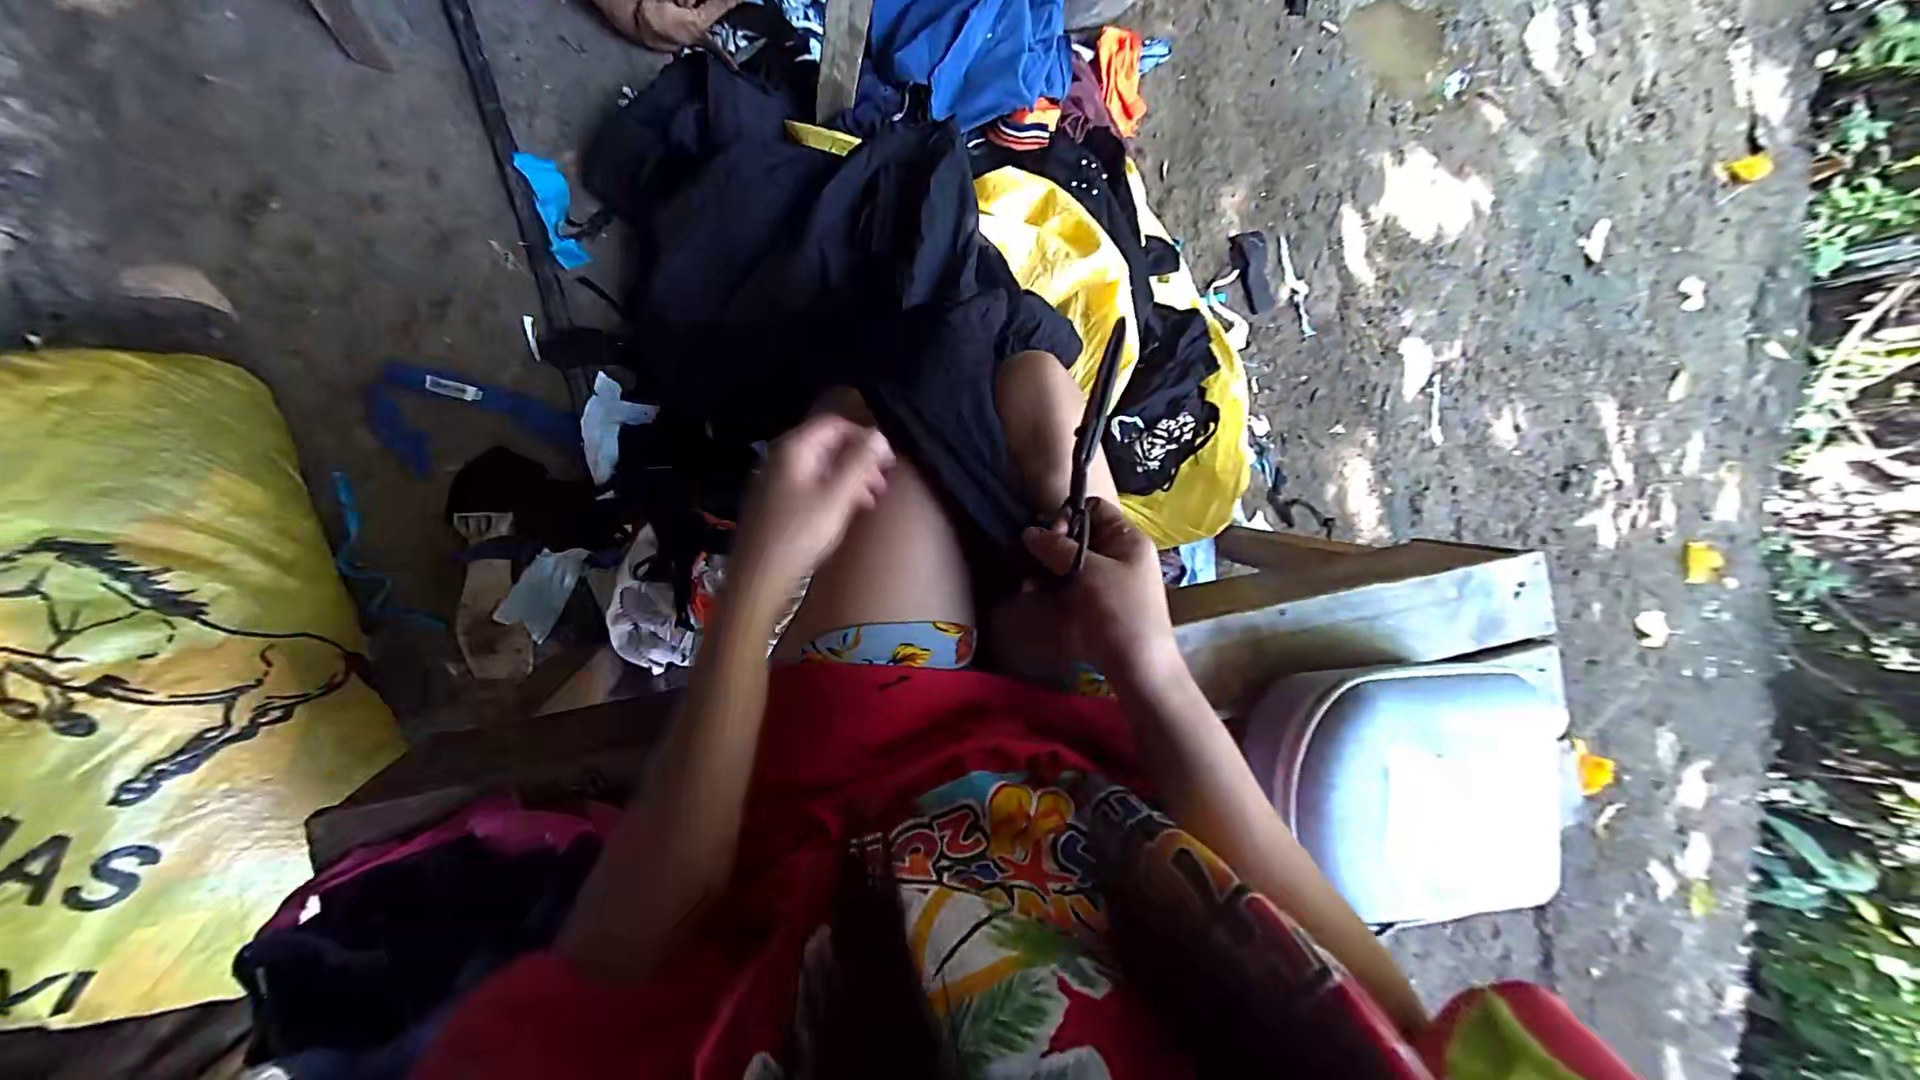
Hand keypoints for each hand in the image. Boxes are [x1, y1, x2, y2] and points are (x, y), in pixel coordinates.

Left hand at [732, 414, 893, 588]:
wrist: (760, 576)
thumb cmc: (799, 535)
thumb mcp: (837, 496)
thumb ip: (860, 463)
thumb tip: (879, 436)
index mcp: (794, 450)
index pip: (834, 425)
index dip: (864, 437)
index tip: (887, 458)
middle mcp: (782, 459)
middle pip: (828, 446)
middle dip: (860, 460)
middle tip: (883, 481)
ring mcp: (777, 481)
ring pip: (822, 468)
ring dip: (851, 478)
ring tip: (872, 498)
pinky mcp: (778, 503)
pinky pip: (812, 486)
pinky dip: (835, 492)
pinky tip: (850, 510)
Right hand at [1021, 497, 1182, 687]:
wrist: (1135, 665)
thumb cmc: (1120, 611)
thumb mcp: (1090, 572)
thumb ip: (1058, 548)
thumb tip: (1028, 532)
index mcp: (1126, 540)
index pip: (1094, 509)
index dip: (1070, 515)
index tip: (1051, 533)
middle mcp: (1114, 556)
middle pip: (1076, 536)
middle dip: (1050, 543)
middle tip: (1030, 554)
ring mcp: (1101, 581)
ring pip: (1065, 562)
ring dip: (1043, 566)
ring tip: (1026, 578)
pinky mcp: (1088, 604)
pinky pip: (1063, 586)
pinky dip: (1046, 587)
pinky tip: (1029, 592)